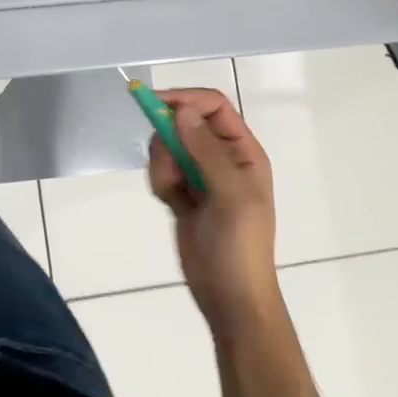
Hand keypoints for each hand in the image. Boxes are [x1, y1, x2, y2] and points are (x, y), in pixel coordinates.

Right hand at [145, 88, 279, 330]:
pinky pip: (161, 170)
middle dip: (168, 141)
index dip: (184, 99)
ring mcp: (200, 175)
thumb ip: (206, 151)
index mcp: (243, 152)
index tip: (154, 105)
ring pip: (167, 146)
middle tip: (168, 170)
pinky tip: (173, 205)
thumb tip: (182, 111)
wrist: (229, 296)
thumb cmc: (240, 245)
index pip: (212, 106)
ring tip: (175, 195)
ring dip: (162, 166)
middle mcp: (222, 157)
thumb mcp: (231, 195)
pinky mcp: (182, 192)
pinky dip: (160, 183)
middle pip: (182, 122)